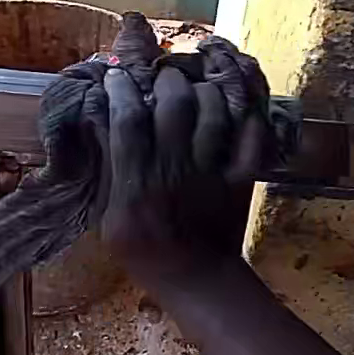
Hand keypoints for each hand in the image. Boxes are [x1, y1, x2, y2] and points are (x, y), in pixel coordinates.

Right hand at [99, 64, 268, 289]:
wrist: (196, 279)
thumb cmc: (146, 252)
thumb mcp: (111, 219)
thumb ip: (110, 173)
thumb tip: (103, 127)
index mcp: (137, 182)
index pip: (127, 121)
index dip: (121, 90)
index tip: (118, 75)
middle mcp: (175, 169)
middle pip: (174, 106)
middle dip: (168, 80)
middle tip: (164, 76)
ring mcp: (211, 172)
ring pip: (214, 114)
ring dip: (206, 92)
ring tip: (197, 88)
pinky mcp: (239, 179)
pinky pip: (250, 139)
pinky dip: (248, 118)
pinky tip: (238, 107)